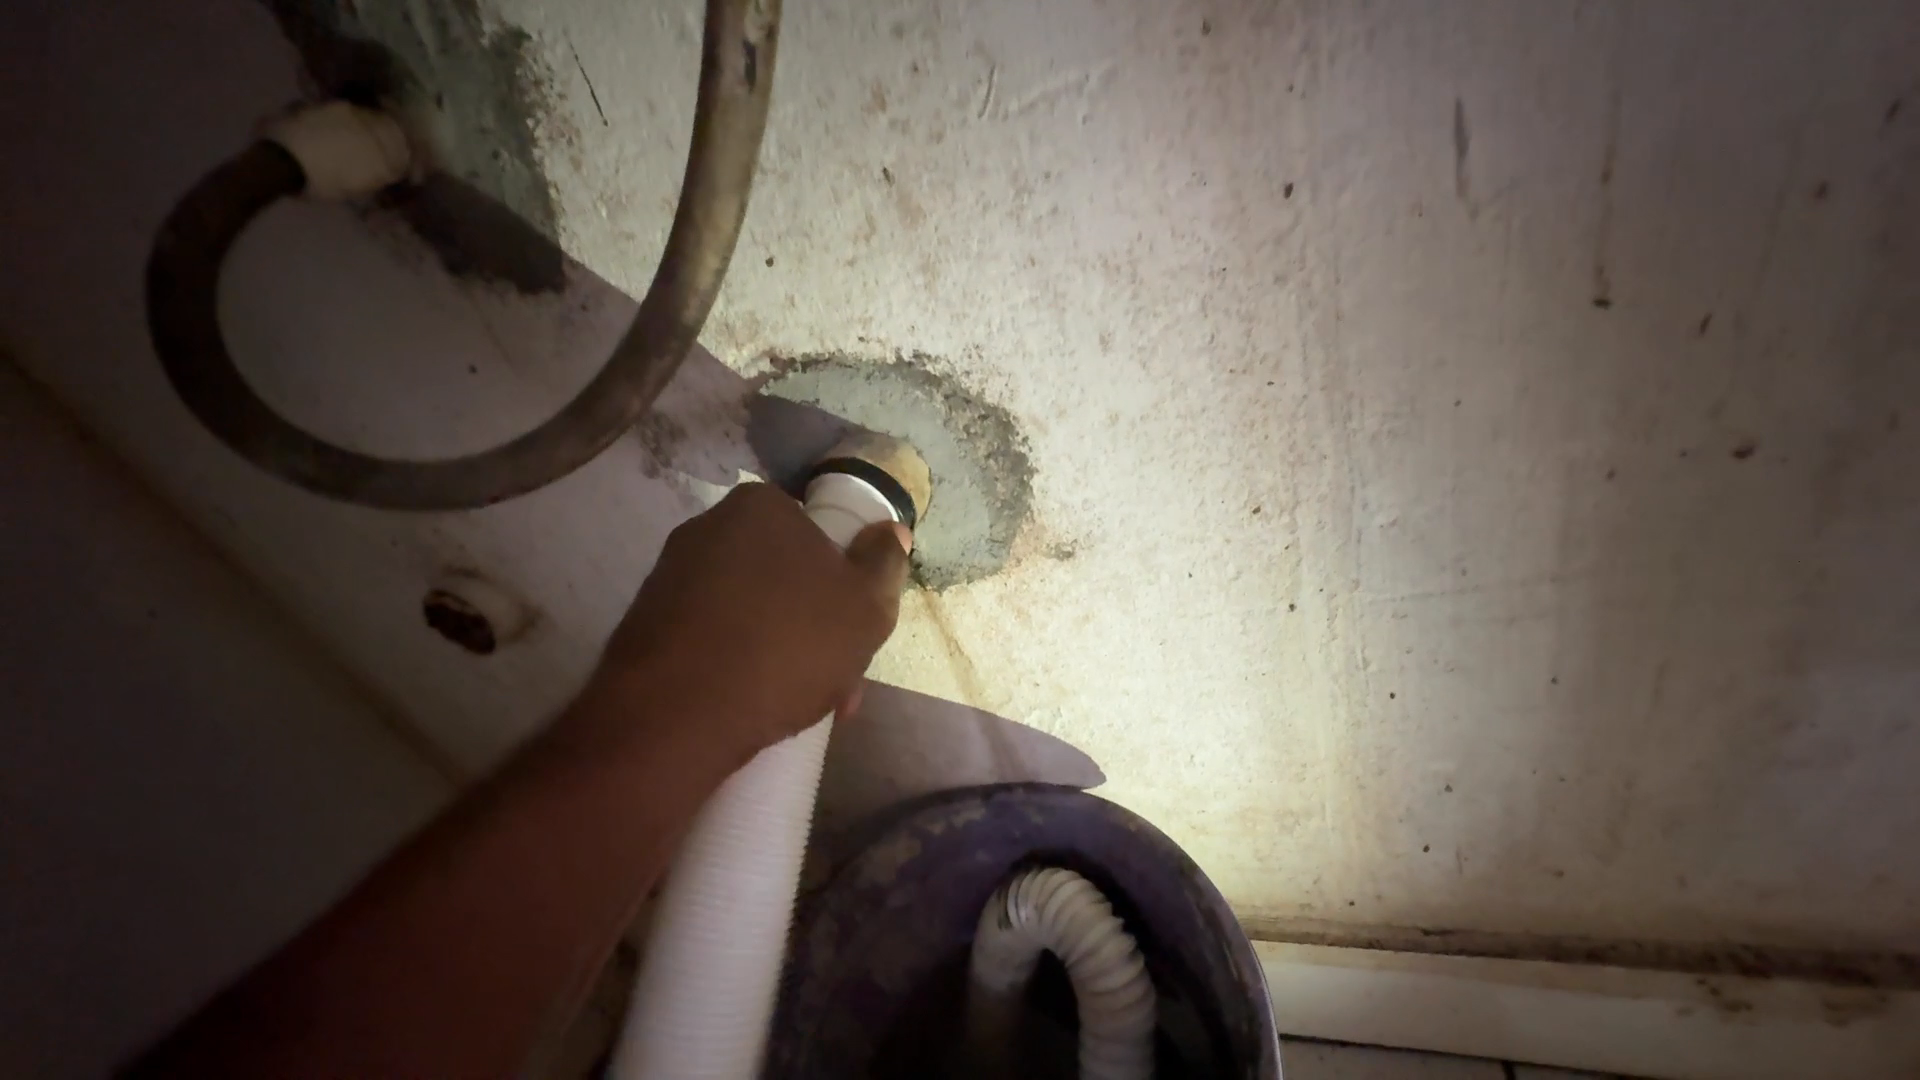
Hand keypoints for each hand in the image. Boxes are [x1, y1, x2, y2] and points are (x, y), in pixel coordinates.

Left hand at [579, 483, 911, 770]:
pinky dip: (738, 665)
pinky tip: (754, 707)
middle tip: (837, 683)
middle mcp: (708, 528)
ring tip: (801, 707)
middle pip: (786, 577)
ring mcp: (670, 576)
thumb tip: (890, 530)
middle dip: (816, 629)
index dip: (847, 585)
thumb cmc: (786, 647)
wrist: (673, 717)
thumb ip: (885, 563)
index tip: (857, 634)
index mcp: (760, 507)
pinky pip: (713, 637)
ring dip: (782, 652)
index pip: (820, 535)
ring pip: (751, 612)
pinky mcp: (646, 623)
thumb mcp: (865, 608)